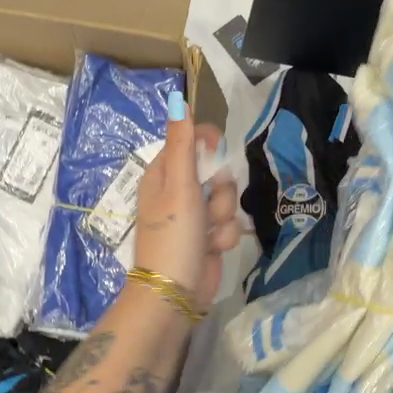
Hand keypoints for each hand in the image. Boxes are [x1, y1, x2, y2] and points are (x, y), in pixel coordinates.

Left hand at [135, 90, 241, 306]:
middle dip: (220, 188)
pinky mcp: (208, 237)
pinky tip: (213, 248)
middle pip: (215, 170)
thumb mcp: (179, 186)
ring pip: (226, 199)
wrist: (174, 292)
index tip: (219, 152)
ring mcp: (194, 216)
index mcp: (163, 174)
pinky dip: (224, 236)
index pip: (191, 140)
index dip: (209, 143)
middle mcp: (177, 191)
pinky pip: (229, 224)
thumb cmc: (173, 236)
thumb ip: (184, 144)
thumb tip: (179, 100)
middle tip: (209, 202)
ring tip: (209, 233)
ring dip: (223, 216)